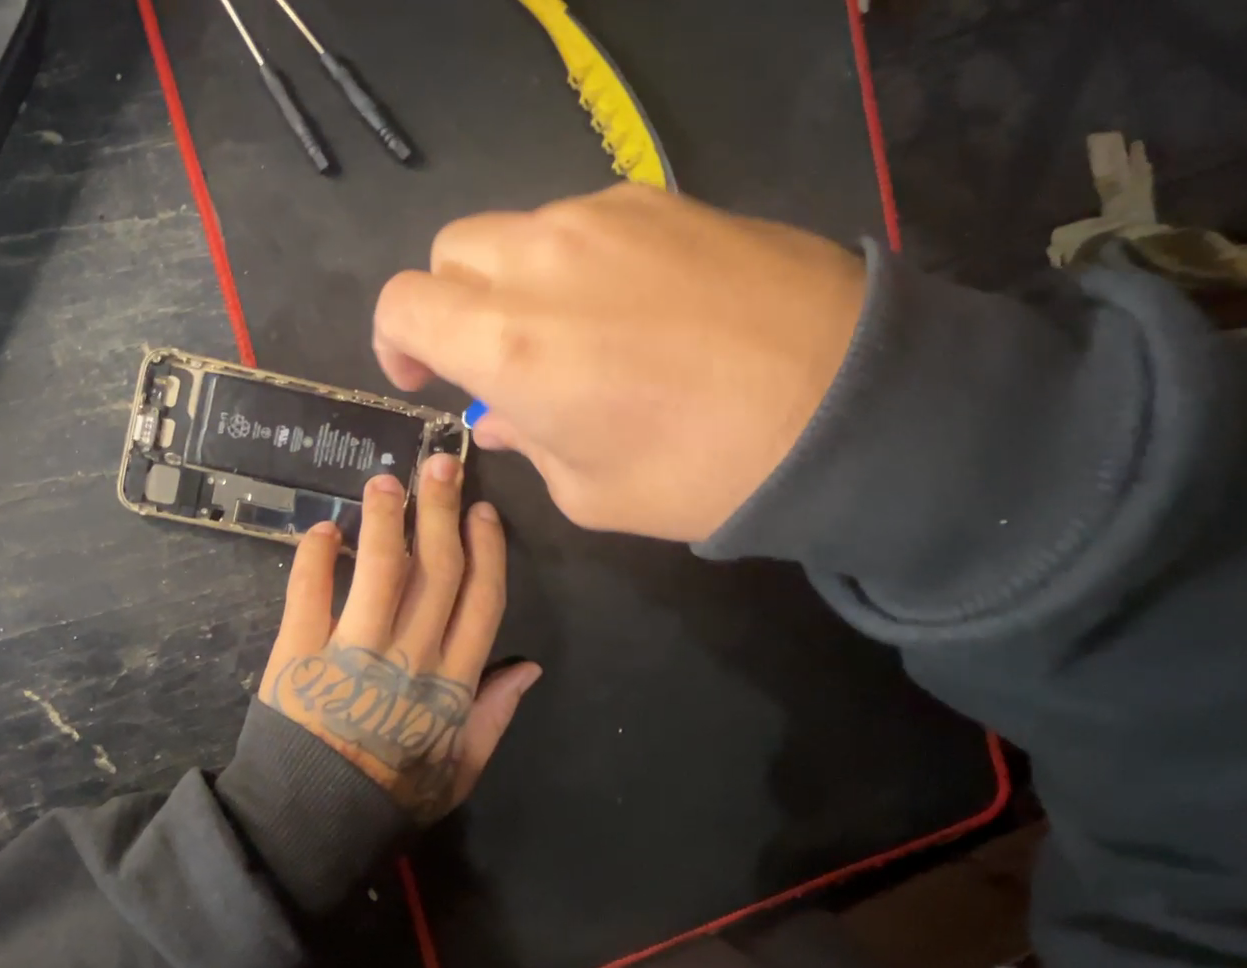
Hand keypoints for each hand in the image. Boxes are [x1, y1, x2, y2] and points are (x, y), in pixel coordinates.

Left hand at [261, 454, 541, 822]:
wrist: (310, 822)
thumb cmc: (389, 796)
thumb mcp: (458, 769)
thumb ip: (494, 716)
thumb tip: (531, 665)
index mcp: (453, 684)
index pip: (481, 600)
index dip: (486, 549)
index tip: (482, 511)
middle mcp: (411, 658)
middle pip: (437, 570)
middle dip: (441, 510)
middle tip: (438, 465)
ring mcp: (353, 652)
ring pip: (382, 569)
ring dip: (386, 519)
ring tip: (385, 481)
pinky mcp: (298, 652)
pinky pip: (309, 592)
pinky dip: (316, 556)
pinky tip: (325, 528)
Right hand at [372, 184, 868, 541]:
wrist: (851, 406)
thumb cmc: (700, 469)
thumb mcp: (588, 489)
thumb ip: (525, 440)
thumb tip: (500, 411)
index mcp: (506, 340)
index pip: (401, 304)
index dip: (395, 342)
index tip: (427, 379)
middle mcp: (539, 260)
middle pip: (450, 251)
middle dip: (451, 302)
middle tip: (493, 353)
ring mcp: (604, 217)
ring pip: (517, 229)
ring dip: (515, 277)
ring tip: (571, 329)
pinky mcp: (663, 200)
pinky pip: (584, 219)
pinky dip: (576, 257)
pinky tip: (630, 303)